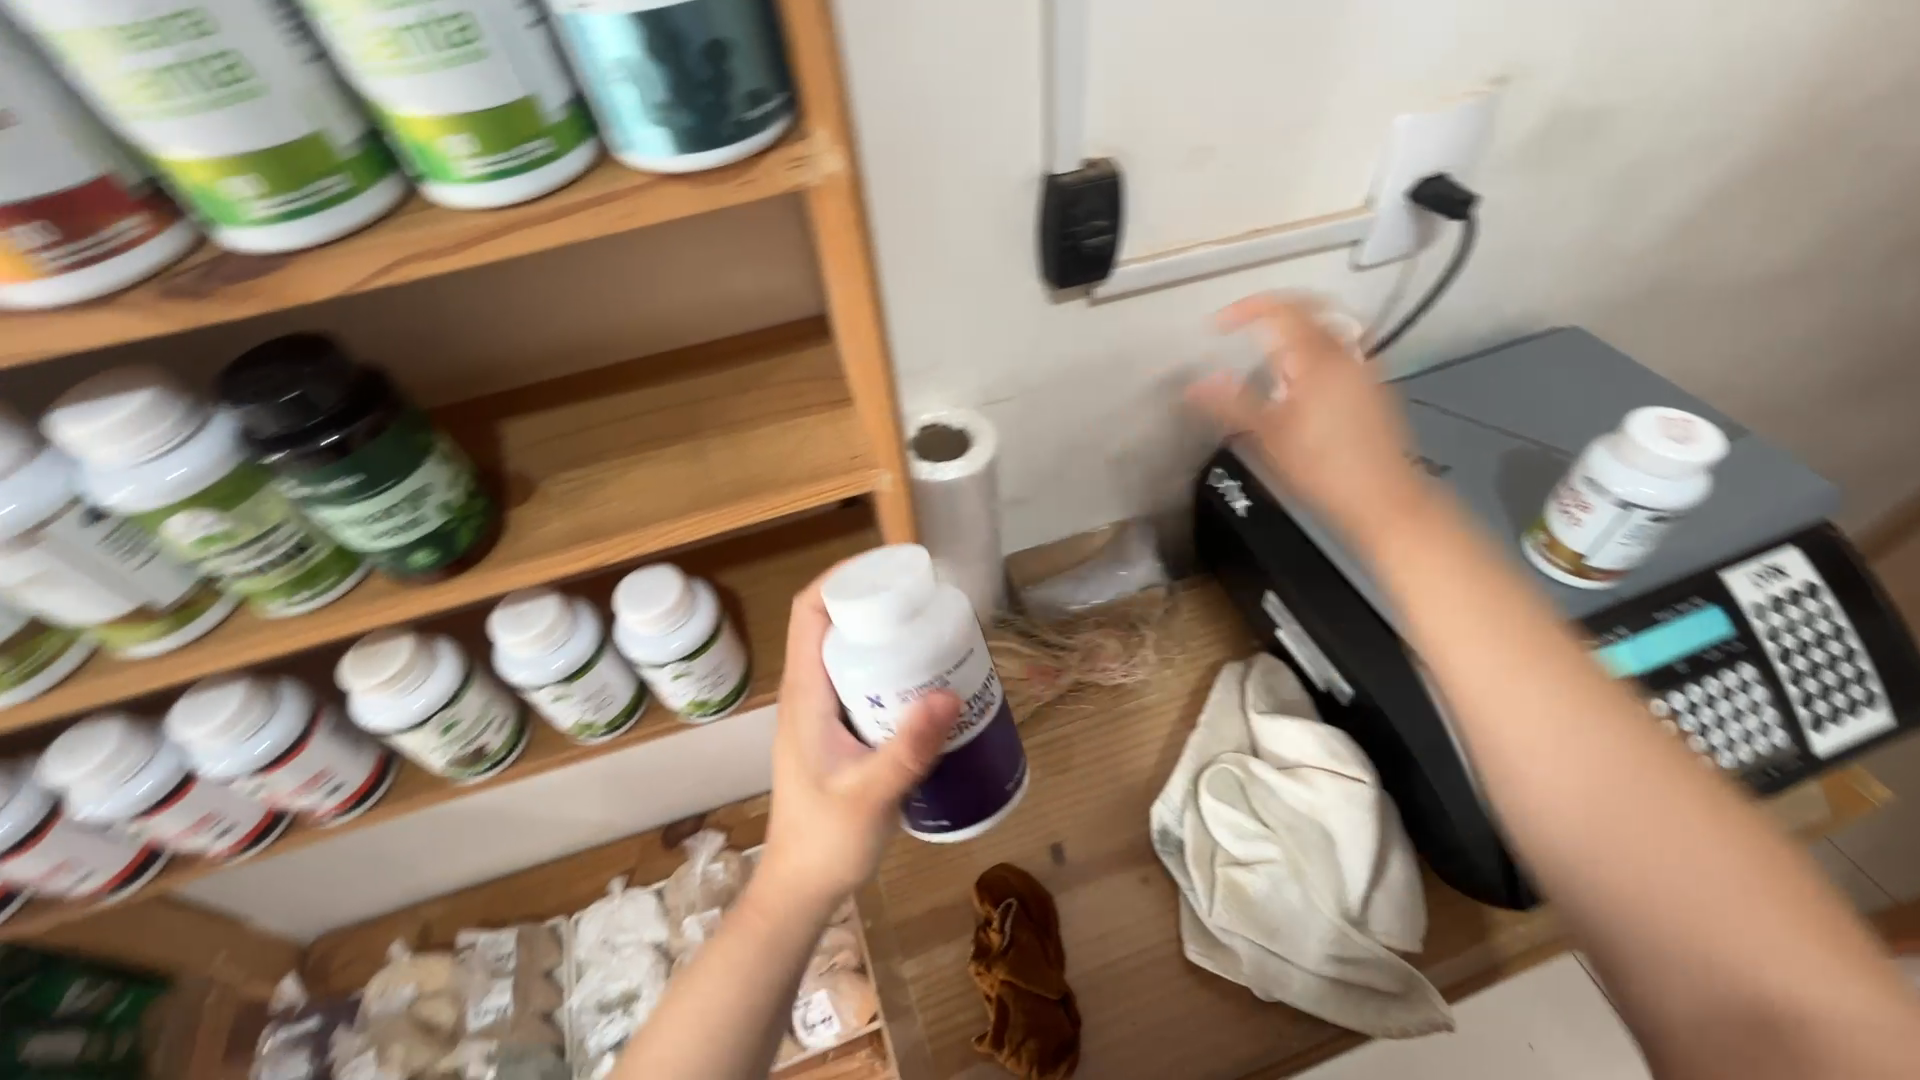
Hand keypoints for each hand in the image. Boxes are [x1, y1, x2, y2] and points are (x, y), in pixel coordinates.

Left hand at [759, 573, 959, 910]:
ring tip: (936, 635)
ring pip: (851, 655)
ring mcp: (823, 715)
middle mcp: (810, 694)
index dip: (843, 578)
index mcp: (804, 694)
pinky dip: (892, 672)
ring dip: (886, 638)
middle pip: (834, 625)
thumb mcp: (871, 795)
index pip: (809, 611)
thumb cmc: (825, 841)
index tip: (891, 569)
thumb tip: (950, 693)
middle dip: (877, 604)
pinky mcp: (839, 734)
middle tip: (928, 602)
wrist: (802, 887)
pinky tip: (929, 686)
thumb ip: (908, 748)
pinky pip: (863, 684)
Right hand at [1186, 292, 1423, 540]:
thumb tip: (1196, 386)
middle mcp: (1346, 355)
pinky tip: (1299, 382)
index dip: (1246, 309)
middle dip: (1276, 309)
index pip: (1281, 309)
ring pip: (1329, 329)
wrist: (1382, 498)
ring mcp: (1365, 370)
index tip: (1221, 324)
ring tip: (1271, 353)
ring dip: (1297, 330)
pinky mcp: (1374, 389)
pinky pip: (1342, 352)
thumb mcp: (1267, 436)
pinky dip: (1315, 352)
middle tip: (1248, 322)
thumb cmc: (1325, 469)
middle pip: (1312, 307)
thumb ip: (1230, 403)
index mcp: (1318, 358)